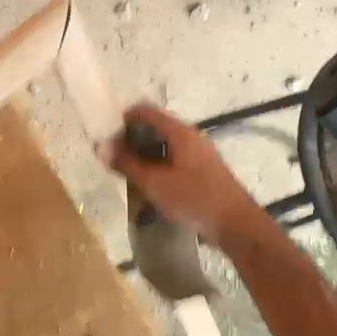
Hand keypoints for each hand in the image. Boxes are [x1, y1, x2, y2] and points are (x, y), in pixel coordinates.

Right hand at [100, 103, 266, 244]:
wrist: (236, 224)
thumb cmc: (194, 198)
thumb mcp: (154, 182)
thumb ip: (127, 164)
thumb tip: (101, 147)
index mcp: (179, 132)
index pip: (146, 111)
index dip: (123, 119)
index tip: (107, 137)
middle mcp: (190, 136)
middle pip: (155, 127)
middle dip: (131, 139)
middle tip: (114, 158)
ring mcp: (198, 152)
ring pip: (164, 145)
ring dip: (144, 154)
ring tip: (127, 173)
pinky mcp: (202, 169)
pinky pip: (173, 158)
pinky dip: (157, 165)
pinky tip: (149, 184)